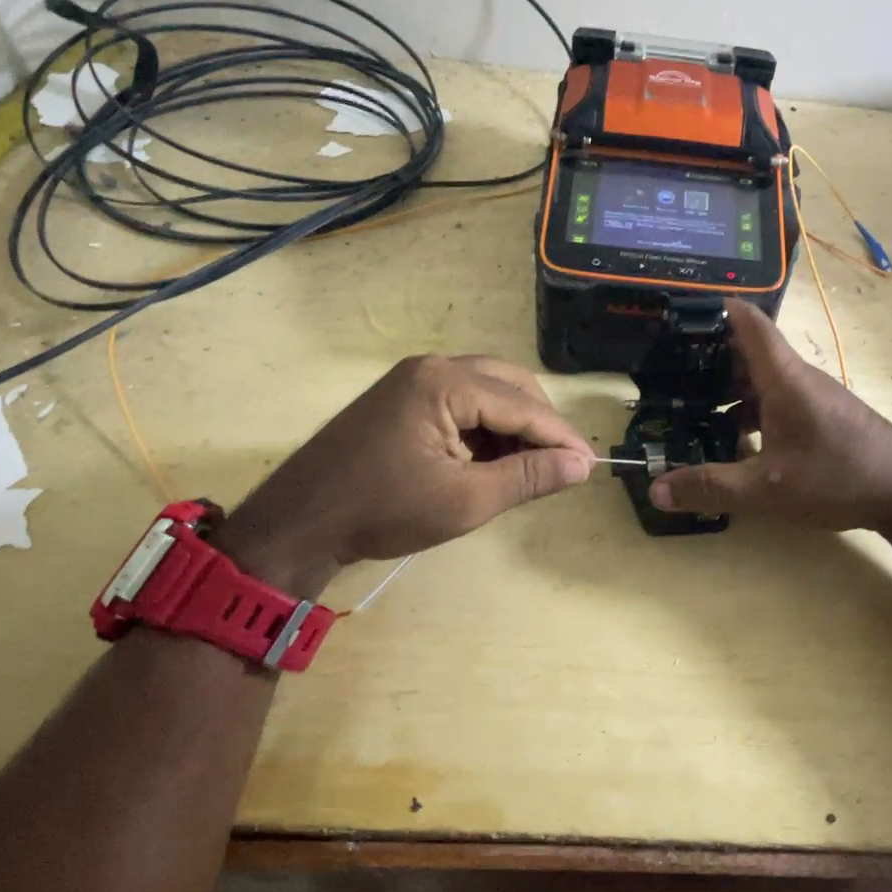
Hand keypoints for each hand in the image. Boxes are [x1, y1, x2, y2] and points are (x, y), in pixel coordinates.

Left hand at [213, 355, 594, 596]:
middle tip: (561, 467)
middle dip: (539, 426)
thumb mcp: (465, 500)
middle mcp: (431, 367)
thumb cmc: (382, 512)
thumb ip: (528, 477)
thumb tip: (581, 466)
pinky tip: (492, 462)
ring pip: (488, 392)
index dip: (561, 437)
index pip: (523, 405)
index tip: (592, 466)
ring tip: (529, 470)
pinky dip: (485, 429)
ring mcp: (413, 380)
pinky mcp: (403, 398)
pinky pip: (462, 403)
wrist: (300, 523)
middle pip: (509, 385)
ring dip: (513, 427)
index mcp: (445, 383)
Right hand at [649, 299, 891, 532]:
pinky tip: (738, 441)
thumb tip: (656, 490)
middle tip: (669, 370)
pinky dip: (753, 410)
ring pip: (765, 379)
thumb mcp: (765, 490)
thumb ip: (709, 487)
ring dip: (731, 389)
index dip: (713, 308)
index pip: (747, 322)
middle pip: (749, 351)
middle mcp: (799, 378)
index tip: (679, 310)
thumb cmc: (837, 478)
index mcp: (783, 377)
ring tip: (694, 408)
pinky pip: (779, 400)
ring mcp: (815, 397)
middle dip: (709, 357)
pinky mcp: (824, 416)